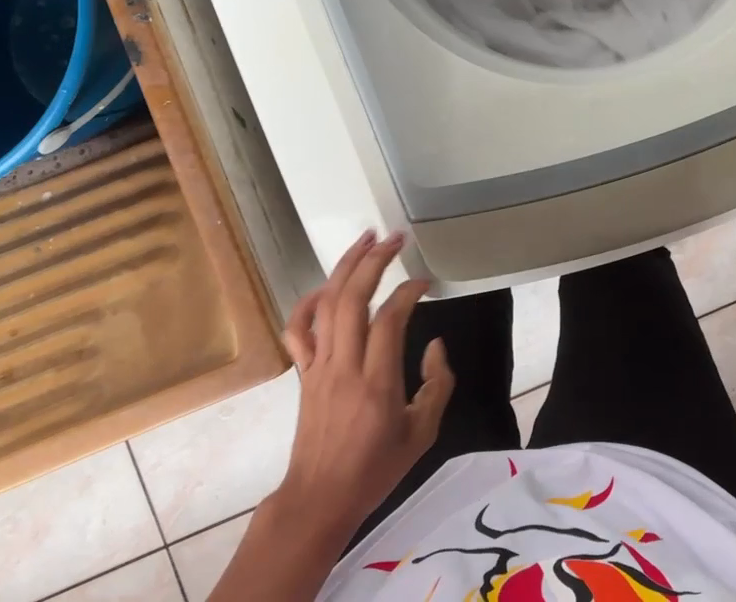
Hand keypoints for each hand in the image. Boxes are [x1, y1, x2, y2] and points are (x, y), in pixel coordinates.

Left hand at [275, 231, 454, 535]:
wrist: (321, 497)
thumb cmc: (376, 468)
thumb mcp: (423, 433)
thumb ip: (437, 385)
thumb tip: (433, 344)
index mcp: (377, 383)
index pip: (390, 320)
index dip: (409, 291)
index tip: (426, 281)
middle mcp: (344, 367)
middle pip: (352, 299)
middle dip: (373, 261)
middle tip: (394, 238)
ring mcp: (318, 368)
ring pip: (326, 306)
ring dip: (345, 268)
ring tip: (365, 240)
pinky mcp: (303, 374)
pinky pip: (299, 330)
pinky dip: (308, 302)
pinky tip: (326, 286)